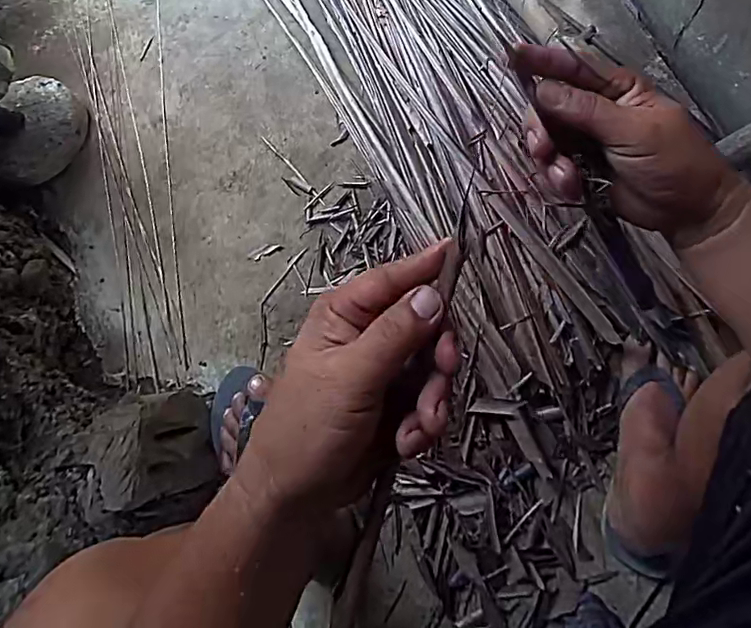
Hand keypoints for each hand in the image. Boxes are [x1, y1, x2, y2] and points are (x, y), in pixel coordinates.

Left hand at [231, 241, 461, 517]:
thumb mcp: (350, 377)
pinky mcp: (396, 401)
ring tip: (418, 425)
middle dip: (437, 356)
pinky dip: (424, 421)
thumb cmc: (304, 430)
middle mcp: (367, 334)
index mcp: (345, 314)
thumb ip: (393, 335)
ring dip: (432, 398)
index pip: (392, 279)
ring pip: (433, 365)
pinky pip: (429, 398)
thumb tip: (431, 295)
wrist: (295, 500)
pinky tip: (407, 441)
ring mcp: (384, 369)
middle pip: (425, 323)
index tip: (455, 251)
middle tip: (441, 374)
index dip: (425, 266)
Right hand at [509, 43, 750, 248]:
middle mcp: (595, 107)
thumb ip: (587, 109)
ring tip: (566, 177)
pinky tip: (572, 188)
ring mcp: (585, 138)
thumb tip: (544, 88)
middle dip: (539, 127)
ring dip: (548, 158)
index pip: (572, 66)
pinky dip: (555, 177)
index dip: (541, 60)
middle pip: (547, 104)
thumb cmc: (675, 161)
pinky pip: (551, 164)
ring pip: (545, 137)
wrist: (690, 213)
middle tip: (542, 148)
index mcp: (615, 87)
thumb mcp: (634, 131)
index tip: (512, 56)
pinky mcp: (579, 167)